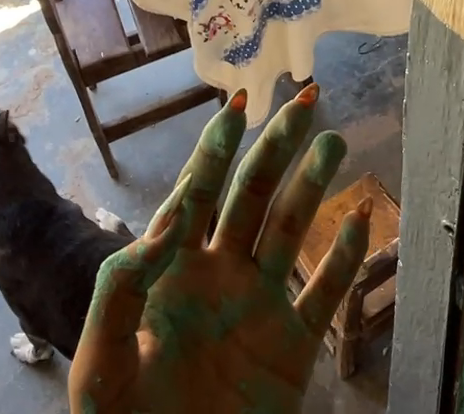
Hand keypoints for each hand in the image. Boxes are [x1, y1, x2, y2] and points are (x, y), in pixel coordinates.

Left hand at [69, 87, 372, 413]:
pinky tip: (362, 218)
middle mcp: (221, 276)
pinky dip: (347, 256)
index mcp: (173, 275)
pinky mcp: (294, 346)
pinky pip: (326, 292)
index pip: (196, 195)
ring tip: (334, 142)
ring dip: (314, 184)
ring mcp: (261, 307)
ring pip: (292, 229)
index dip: (215, 150)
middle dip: (276, 146)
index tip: (237, 106)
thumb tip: (169, 218)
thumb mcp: (101, 363)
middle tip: (306, 101)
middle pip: (253, 196)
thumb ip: (122, 287)